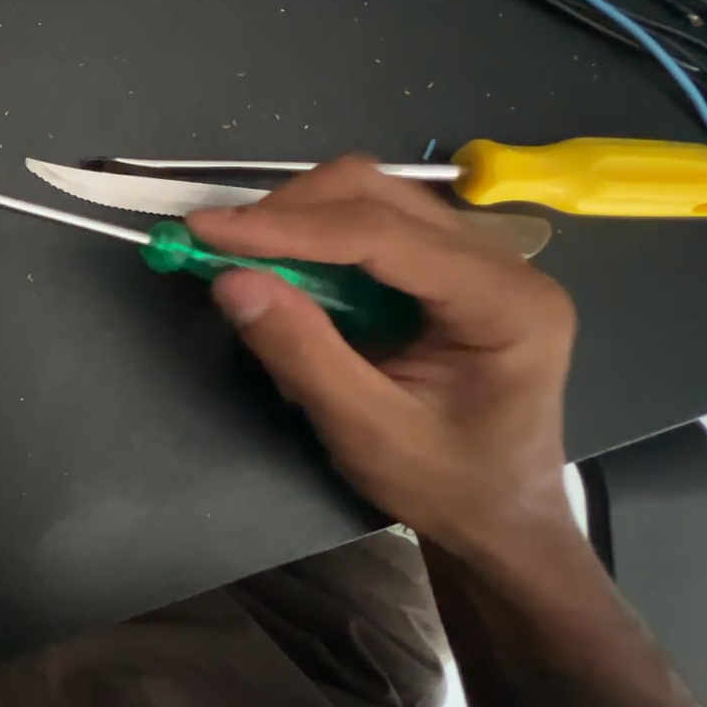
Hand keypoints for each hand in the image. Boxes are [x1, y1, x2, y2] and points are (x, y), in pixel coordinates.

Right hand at [186, 157, 577, 559]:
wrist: (497, 513)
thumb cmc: (443, 480)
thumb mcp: (364, 430)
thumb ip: (299, 353)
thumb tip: (229, 281)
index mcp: (503, 303)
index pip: (380, 235)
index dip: (286, 226)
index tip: (203, 230)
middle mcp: (498, 261)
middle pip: (375, 193)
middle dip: (285, 210)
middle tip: (216, 245)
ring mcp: (471, 255)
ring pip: (367, 193)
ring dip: (292, 214)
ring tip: (240, 253)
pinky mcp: (437, 262)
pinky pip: (363, 217)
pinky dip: (306, 229)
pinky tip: (279, 262)